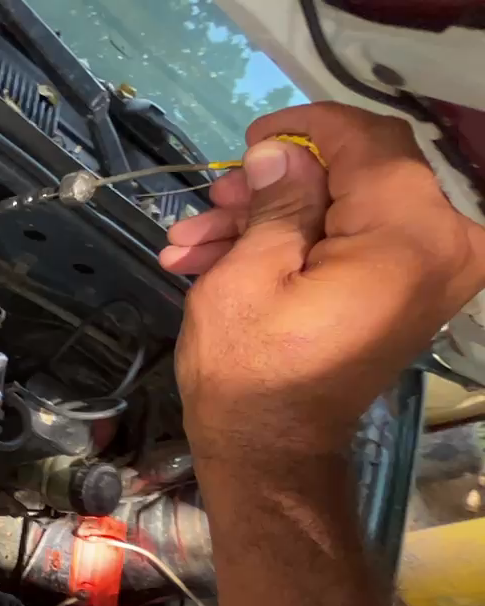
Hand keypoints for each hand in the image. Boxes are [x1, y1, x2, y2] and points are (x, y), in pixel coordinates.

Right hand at [160, 103, 484, 461]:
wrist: (266, 445)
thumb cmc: (248, 367)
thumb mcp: (243, 279)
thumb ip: (274, 207)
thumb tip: (276, 154)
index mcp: (412, 235)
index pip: (373, 147)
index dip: (310, 131)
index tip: (253, 134)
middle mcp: (446, 244)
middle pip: (356, 183)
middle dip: (271, 190)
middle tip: (203, 205)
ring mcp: (428, 272)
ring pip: (342, 218)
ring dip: (264, 224)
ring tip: (188, 246)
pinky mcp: (401, 293)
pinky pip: (348, 249)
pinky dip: (289, 250)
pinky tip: (217, 263)